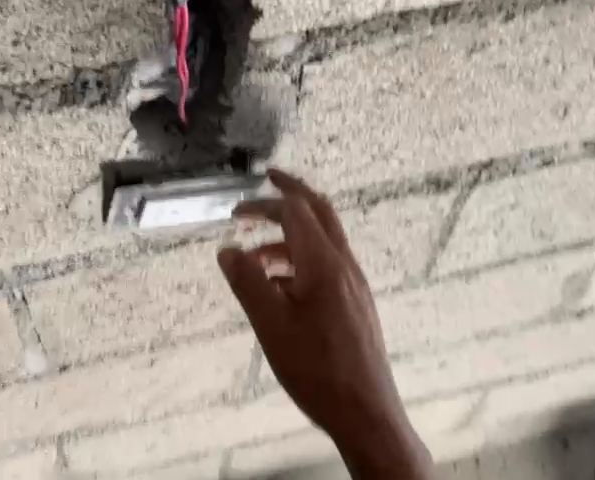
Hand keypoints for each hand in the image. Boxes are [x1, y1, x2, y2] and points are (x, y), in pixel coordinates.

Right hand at [220, 169, 432, 477]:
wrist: (367, 415)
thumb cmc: (316, 368)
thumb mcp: (270, 324)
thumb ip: (247, 282)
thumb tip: (227, 249)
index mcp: (323, 263)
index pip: (294, 212)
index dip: (264, 204)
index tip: (235, 211)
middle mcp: (344, 265)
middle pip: (320, 211)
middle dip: (292, 192)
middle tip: (268, 180)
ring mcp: (354, 284)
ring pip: (324, 238)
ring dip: (291, 233)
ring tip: (257, 256)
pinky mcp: (356, 304)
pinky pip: (328, 262)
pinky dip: (302, 256)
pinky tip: (280, 287)